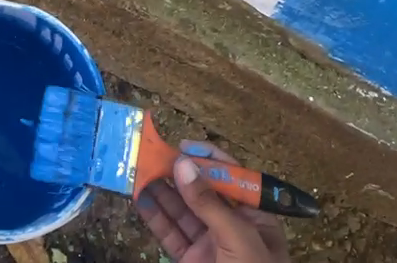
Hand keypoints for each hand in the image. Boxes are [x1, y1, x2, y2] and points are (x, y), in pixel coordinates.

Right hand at [135, 141, 288, 262]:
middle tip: (152, 153)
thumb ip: (210, 204)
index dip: (209, 159)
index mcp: (256, 220)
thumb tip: (183, 165)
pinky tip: (140, 199)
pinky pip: (171, 234)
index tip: (182, 145)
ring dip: (161, 190)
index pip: (233, 179)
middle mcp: (232, 228)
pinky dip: (155, 217)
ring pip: (182, 211)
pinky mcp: (191, 262)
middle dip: (178, 172)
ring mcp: (210, 247)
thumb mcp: (239, 242)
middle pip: (203, 191)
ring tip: (139, 169)